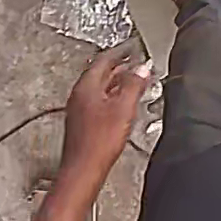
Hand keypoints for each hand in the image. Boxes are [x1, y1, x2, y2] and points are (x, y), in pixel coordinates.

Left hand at [58, 45, 153, 195]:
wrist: (84, 169)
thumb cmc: (98, 142)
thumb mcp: (123, 108)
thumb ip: (134, 85)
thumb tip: (142, 69)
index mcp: (87, 87)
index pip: (104, 61)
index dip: (120, 54)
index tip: (131, 50)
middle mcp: (79, 96)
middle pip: (101, 74)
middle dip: (119, 69)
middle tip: (135, 66)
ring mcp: (79, 110)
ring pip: (99, 89)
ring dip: (116, 84)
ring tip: (132, 84)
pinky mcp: (82, 124)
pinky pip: (98, 103)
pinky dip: (111, 99)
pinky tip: (121, 107)